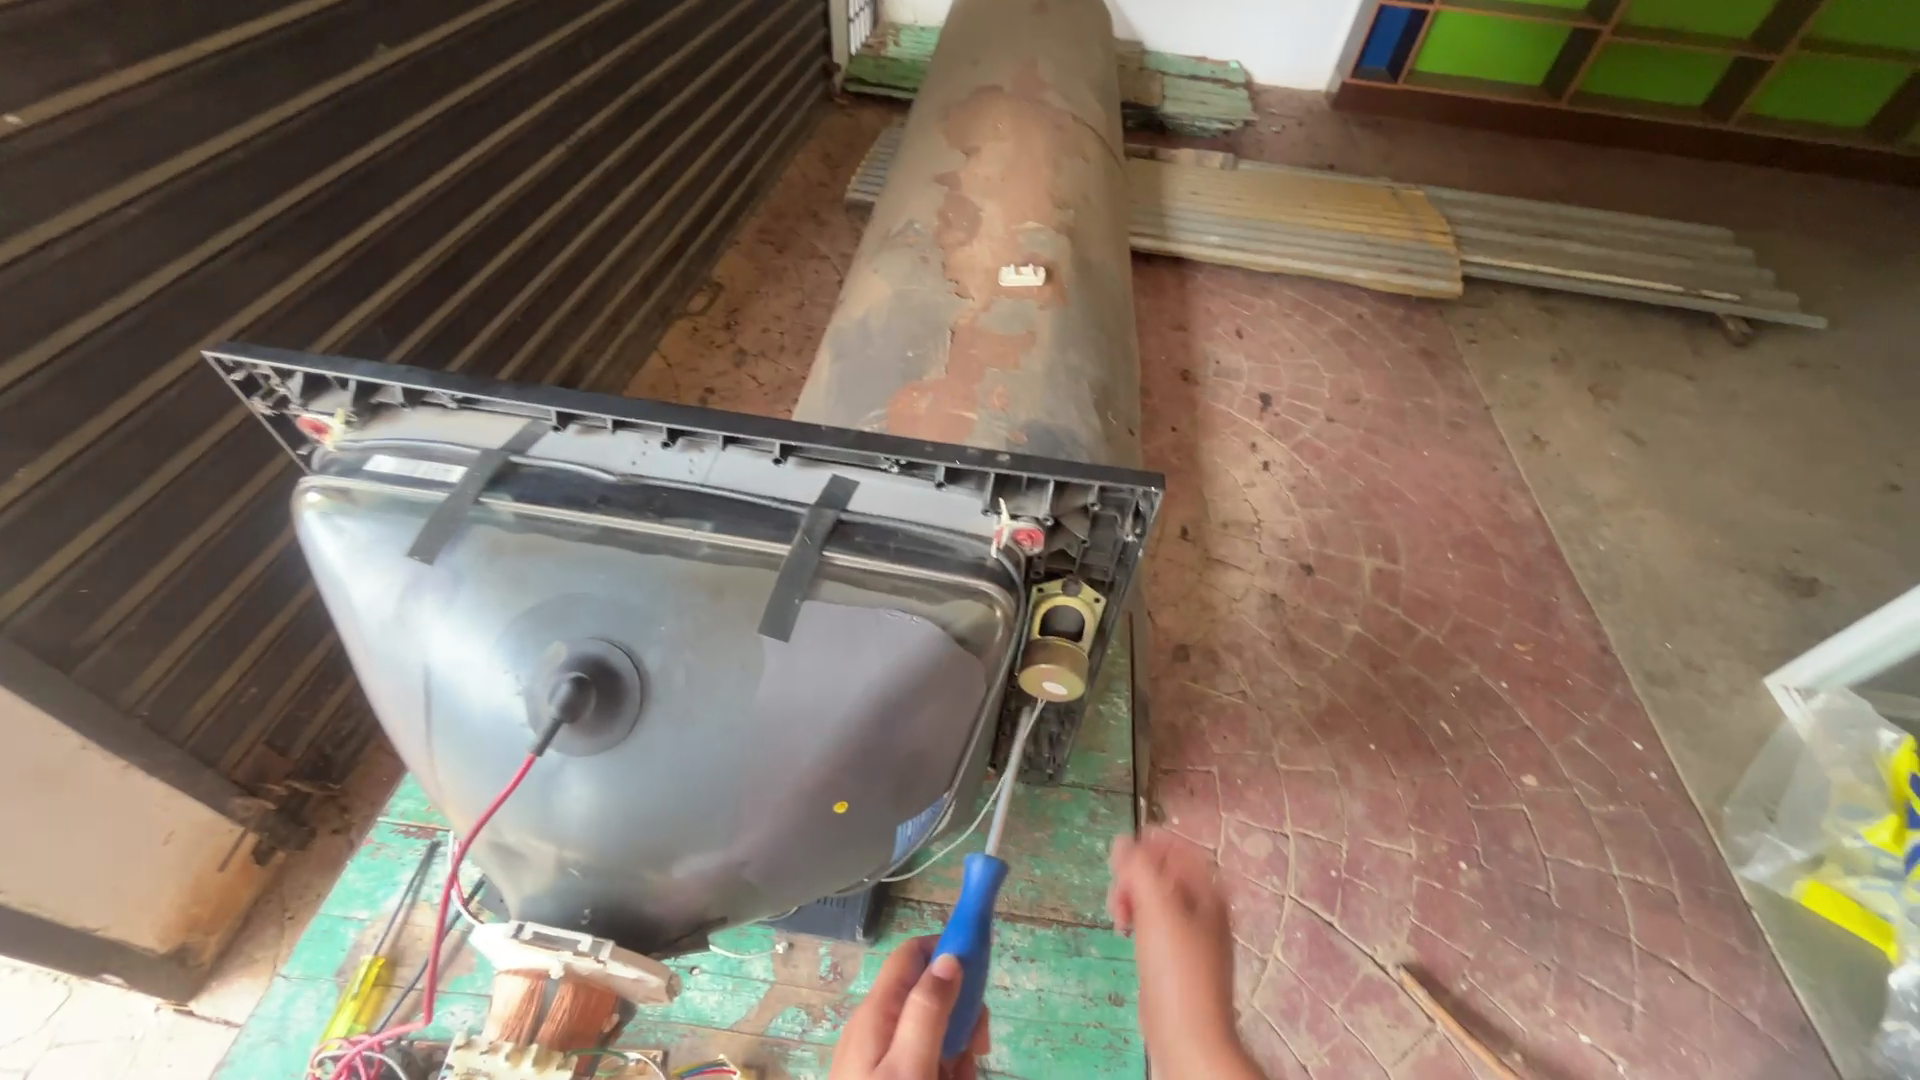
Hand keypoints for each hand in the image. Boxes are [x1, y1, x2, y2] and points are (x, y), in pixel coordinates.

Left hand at [831, 936, 989, 1079]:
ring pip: (933, 1030)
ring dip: (956, 1052)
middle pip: (929, 993)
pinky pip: (925, 1059)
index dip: (947, 952)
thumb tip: (949, 955)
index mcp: (877, 1011)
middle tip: (976, 1050)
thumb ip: (928, 1010)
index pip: (912, 954)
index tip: (981, 978)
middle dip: (961, 1016)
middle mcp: (876, 1025)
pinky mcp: (888, 1078)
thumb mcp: (910, 1068)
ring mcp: (881, 1055)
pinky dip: (944, 1071)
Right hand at [1109, 829, 1263, 1078]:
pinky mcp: (1174, 955)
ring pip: (1153, 896)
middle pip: (1162, 870)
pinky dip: (1136, 919)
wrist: (1186, 1035)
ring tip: (1119, 916)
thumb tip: (1122, 840)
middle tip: (1119, 893)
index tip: (1121, 859)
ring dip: (1131, 897)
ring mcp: (1190, 932)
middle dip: (1134, 875)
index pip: (1177, 846)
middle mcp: (1203, 906)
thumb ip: (1138, 867)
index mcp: (1208, 890)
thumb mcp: (1156, 906)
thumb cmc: (1176, 967)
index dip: (1147, 845)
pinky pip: (1151, 921)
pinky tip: (1125, 932)